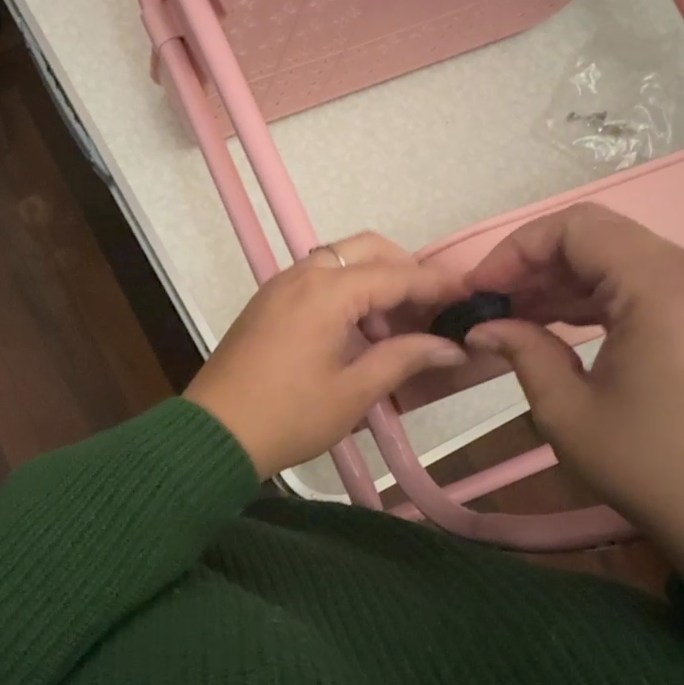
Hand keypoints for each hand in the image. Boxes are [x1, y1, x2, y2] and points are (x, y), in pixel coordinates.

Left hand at [186, 232, 467, 478]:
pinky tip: (355, 333)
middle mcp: (300, 275)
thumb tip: (451, 347)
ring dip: (370, 281)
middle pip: (365, 250)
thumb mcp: (354, 392)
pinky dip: (341, 292)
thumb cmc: (288, 416)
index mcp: (326, 291)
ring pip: (336, 262)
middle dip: (403, 271)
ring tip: (393, 330)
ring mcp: (277, 287)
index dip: (437, 285)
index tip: (470, 298)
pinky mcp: (263, 305)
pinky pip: (312, 280)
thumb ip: (404, 359)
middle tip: (429, 309)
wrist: (214, 434)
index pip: (396, 274)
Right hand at [464, 205, 683, 607]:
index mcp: (666, 287)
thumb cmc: (655, 467)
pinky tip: (566, 328)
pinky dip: (605, 297)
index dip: (515, 250)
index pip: (577, 228)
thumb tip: (483, 326)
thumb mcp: (568, 413)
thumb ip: (522, 351)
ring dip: (568, 283)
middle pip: (603, 239)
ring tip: (518, 321)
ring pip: (628, 260)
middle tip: (490, 310)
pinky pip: (656, 284)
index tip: (479, 293)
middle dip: (537, 267)